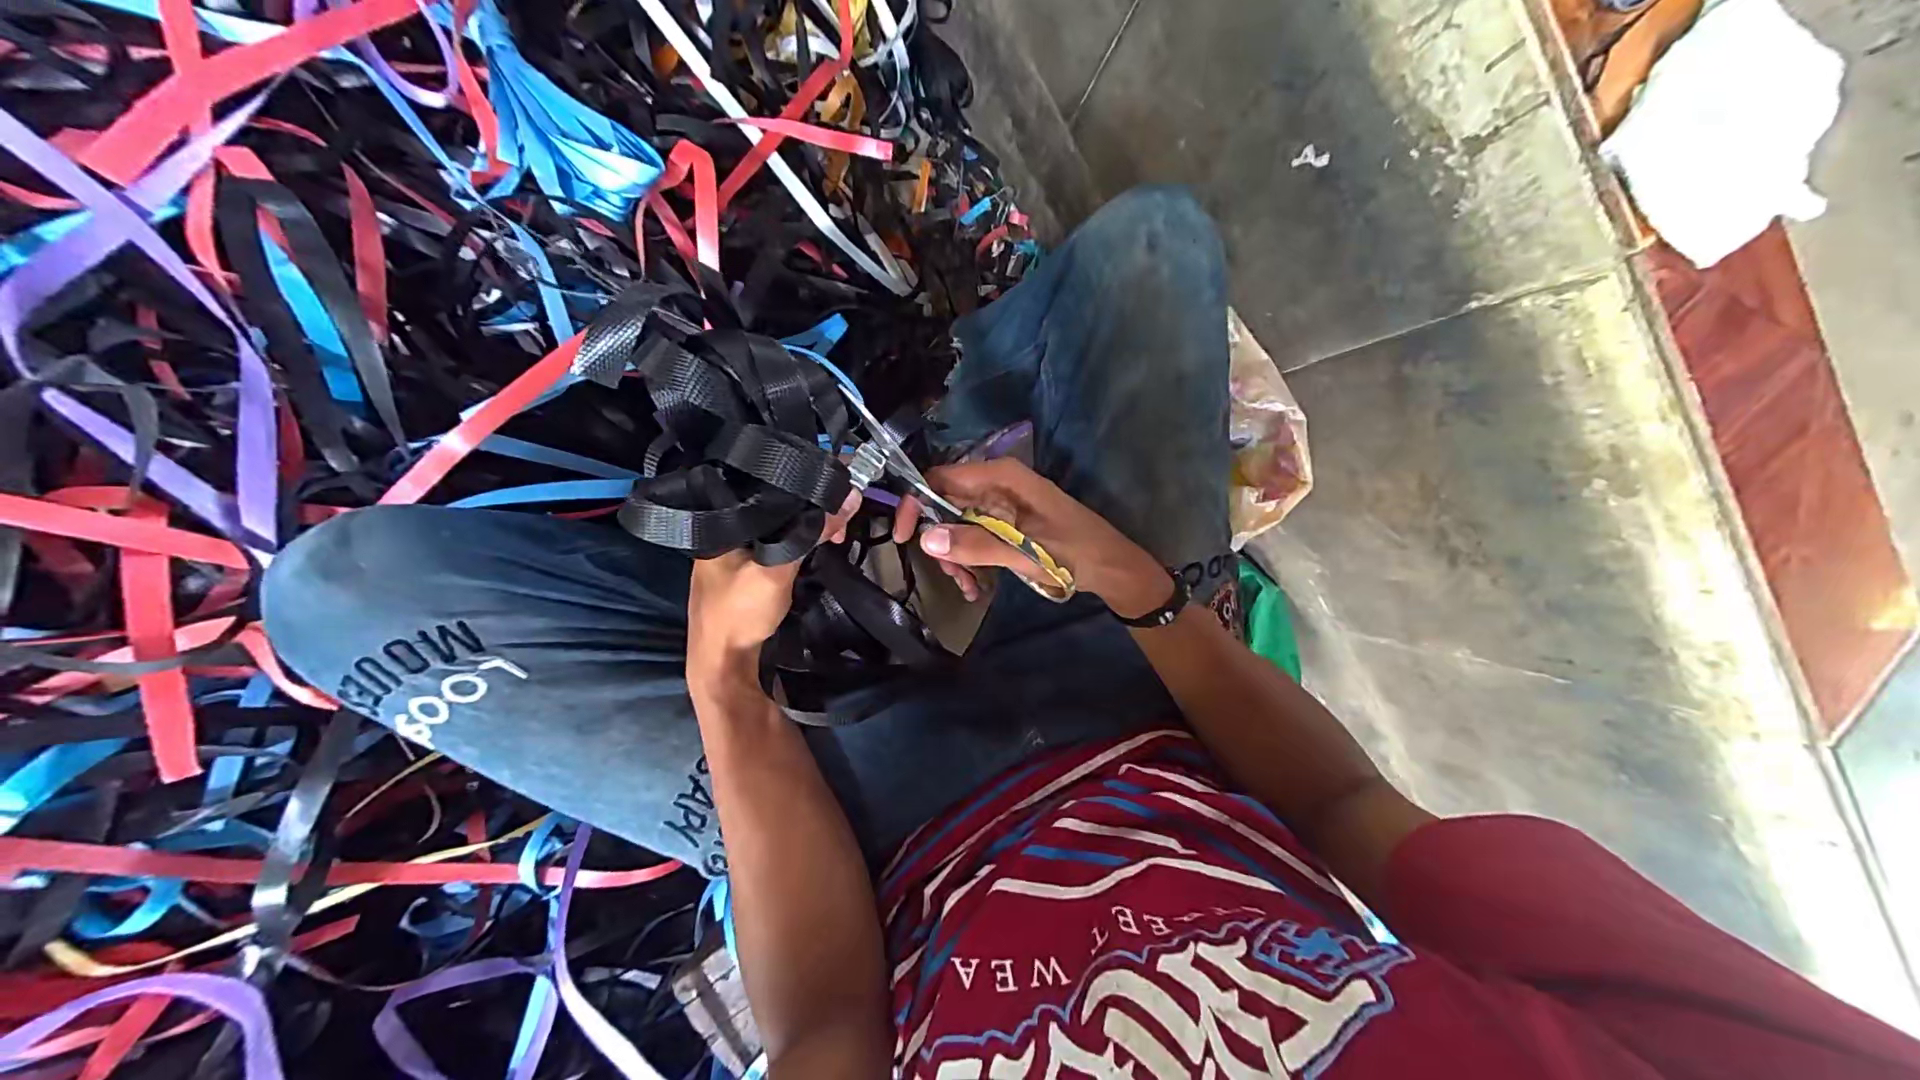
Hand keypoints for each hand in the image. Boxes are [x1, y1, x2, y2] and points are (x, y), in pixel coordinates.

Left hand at [688, 491, 860, 686]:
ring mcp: (733, 552)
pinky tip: (817, 544)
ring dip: (806, 527)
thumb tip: (851, 496)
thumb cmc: (738, 613)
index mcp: (720, 521)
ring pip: (777, 525)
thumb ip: (810, 534)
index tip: (833, 487)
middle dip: (808, 507)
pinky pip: (776, 543)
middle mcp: (724, 530)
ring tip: (836, 530)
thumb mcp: (777, 570)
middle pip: (773, 505)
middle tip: (840, 514)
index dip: (801, 484)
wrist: (723, 664)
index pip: (765, 485)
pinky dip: (797, 542)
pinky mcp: (744, 569)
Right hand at [893, 459, 1171, 617]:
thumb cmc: (1073, 552)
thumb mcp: (1024, 551)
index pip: (940, 478)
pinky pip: (973, 537)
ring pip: (956, 525)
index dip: (916, 503)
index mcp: (1001, 477)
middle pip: (945, 503)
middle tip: (951, 575)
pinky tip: (977, 586)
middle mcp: (996, 484)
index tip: (903, 537)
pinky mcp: (1005, 524)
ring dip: (955, 557)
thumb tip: (926, 539)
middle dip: (940, 541)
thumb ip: (975, 544)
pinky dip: (969, 560)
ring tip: (969, 587)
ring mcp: (1001, 504)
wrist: (1111, 568)